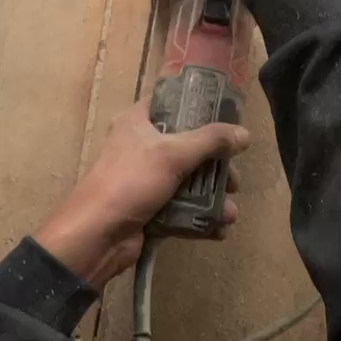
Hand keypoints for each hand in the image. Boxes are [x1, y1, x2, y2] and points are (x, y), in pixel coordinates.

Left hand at [33, 104, 249, 288]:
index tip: (227, 119)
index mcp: (137, 122)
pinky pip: (181, 209)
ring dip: (212, 197)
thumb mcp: (173, 154)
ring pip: (188, 182)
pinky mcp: (149, 209)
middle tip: (234, 180)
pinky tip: (219, 229)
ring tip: (230, 213)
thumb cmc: (130, 182)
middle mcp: (141, 146)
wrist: (95, 237)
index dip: (199, 108)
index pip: (170, 103)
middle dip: (215, 167)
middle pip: (188, 147)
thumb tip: (244, 135)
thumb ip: (211, 141)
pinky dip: (200, 218)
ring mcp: (145, 180)